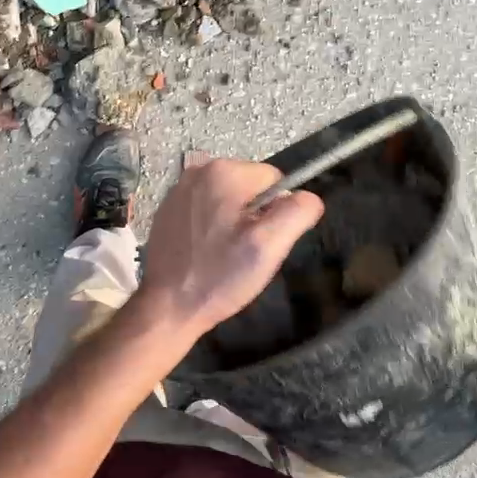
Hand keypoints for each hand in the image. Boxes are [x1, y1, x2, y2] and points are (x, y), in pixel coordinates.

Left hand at [131, 158, 323, 338]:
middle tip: (243, 251)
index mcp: (223, 171)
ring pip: (228, 200)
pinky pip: (205, 210)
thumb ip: (297, 213)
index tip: (260, 241)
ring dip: (233, 223)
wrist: (167, 307)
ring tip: (223, 254)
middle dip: (254, 216)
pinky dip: (211, 227)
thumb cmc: (219, 276)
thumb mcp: (269, 246)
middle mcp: (198, 170)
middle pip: (250, 188)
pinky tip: (205, 253)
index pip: (274, 180)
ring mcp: (179, 189)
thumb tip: (309, 198)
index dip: (276, 212)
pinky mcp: (168, 209)